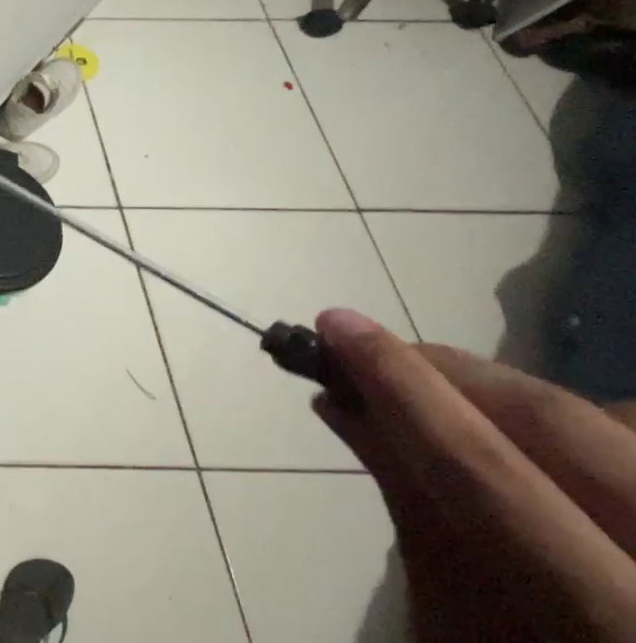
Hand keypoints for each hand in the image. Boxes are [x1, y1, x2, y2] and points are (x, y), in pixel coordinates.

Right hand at [313, 309, 635, 642]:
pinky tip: (544, 447)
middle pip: (564, 429)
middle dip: (452, 375)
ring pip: (620, 421)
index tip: (335, 327)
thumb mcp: (452, 618)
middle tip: (371, 349)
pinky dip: (586, 426)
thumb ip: (415, 513)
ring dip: (519, 400)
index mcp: (610, 617)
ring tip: (452, 402)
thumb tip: (349, 403)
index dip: (400, 389)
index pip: (486, 473)